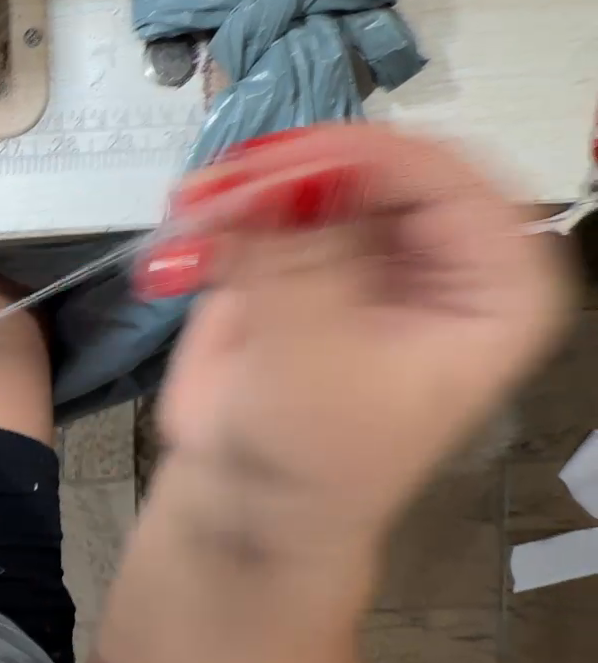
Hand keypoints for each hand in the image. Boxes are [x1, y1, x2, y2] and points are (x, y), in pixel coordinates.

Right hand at [144, 124, 571, 537]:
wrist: (248, 500)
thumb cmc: (313, 454)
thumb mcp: (315, 365)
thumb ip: (296, 269)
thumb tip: (270, 184)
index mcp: (487, 280)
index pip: (439, 182)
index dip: (355, 163)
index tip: (265, 171)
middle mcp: (425, 256)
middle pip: (364, 174)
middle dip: (283, 175)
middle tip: (208, 191)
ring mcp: (345, 259)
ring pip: (299, 189)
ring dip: (234, 194)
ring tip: (180, 212)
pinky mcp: (277, 271)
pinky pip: (247, 223)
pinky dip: (206, 224)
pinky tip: (175, 246)